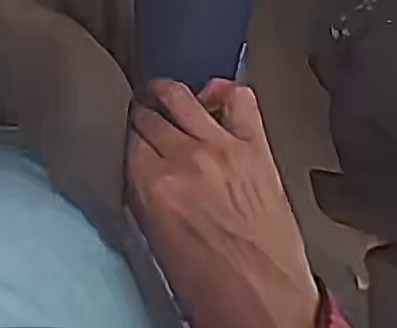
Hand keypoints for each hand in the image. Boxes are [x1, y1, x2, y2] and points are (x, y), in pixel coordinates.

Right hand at [128, 79, 318, 327]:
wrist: (273, 314)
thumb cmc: (216, 292)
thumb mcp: (156, 242)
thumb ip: (141, 192)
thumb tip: (134, 160)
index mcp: (155, 187)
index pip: (125, 136)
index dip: (123, 136)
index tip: (125, 137)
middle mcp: (186, 160)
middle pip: (147, 113)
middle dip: (141, 117)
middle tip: (142, 121)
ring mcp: (223, 148)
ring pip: (179, 94)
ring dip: (166, 94)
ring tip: (163, 98)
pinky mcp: (256, 148)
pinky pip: (237, 97)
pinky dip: (221, 92)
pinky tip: (212, 101)